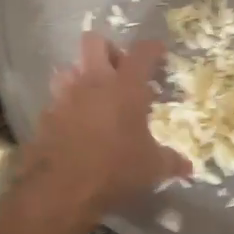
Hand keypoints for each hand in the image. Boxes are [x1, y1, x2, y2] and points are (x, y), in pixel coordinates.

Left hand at [24, 33, 189, 218]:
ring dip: (81, 76)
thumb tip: (187, 166)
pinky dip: (67, 107)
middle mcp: (93, 82)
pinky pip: (56, 101)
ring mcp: (65, 97)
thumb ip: (170, 161)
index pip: (142, 52)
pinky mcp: (45, 117)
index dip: (153, 48)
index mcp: (125, 86)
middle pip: (94, 42)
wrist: (62, 191)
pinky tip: (75, 125)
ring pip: (69, 68)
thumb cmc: (115, 170)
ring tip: (94, 96)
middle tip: (120, 70)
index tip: (160, 52)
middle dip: (108, 50)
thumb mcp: (152, 167)